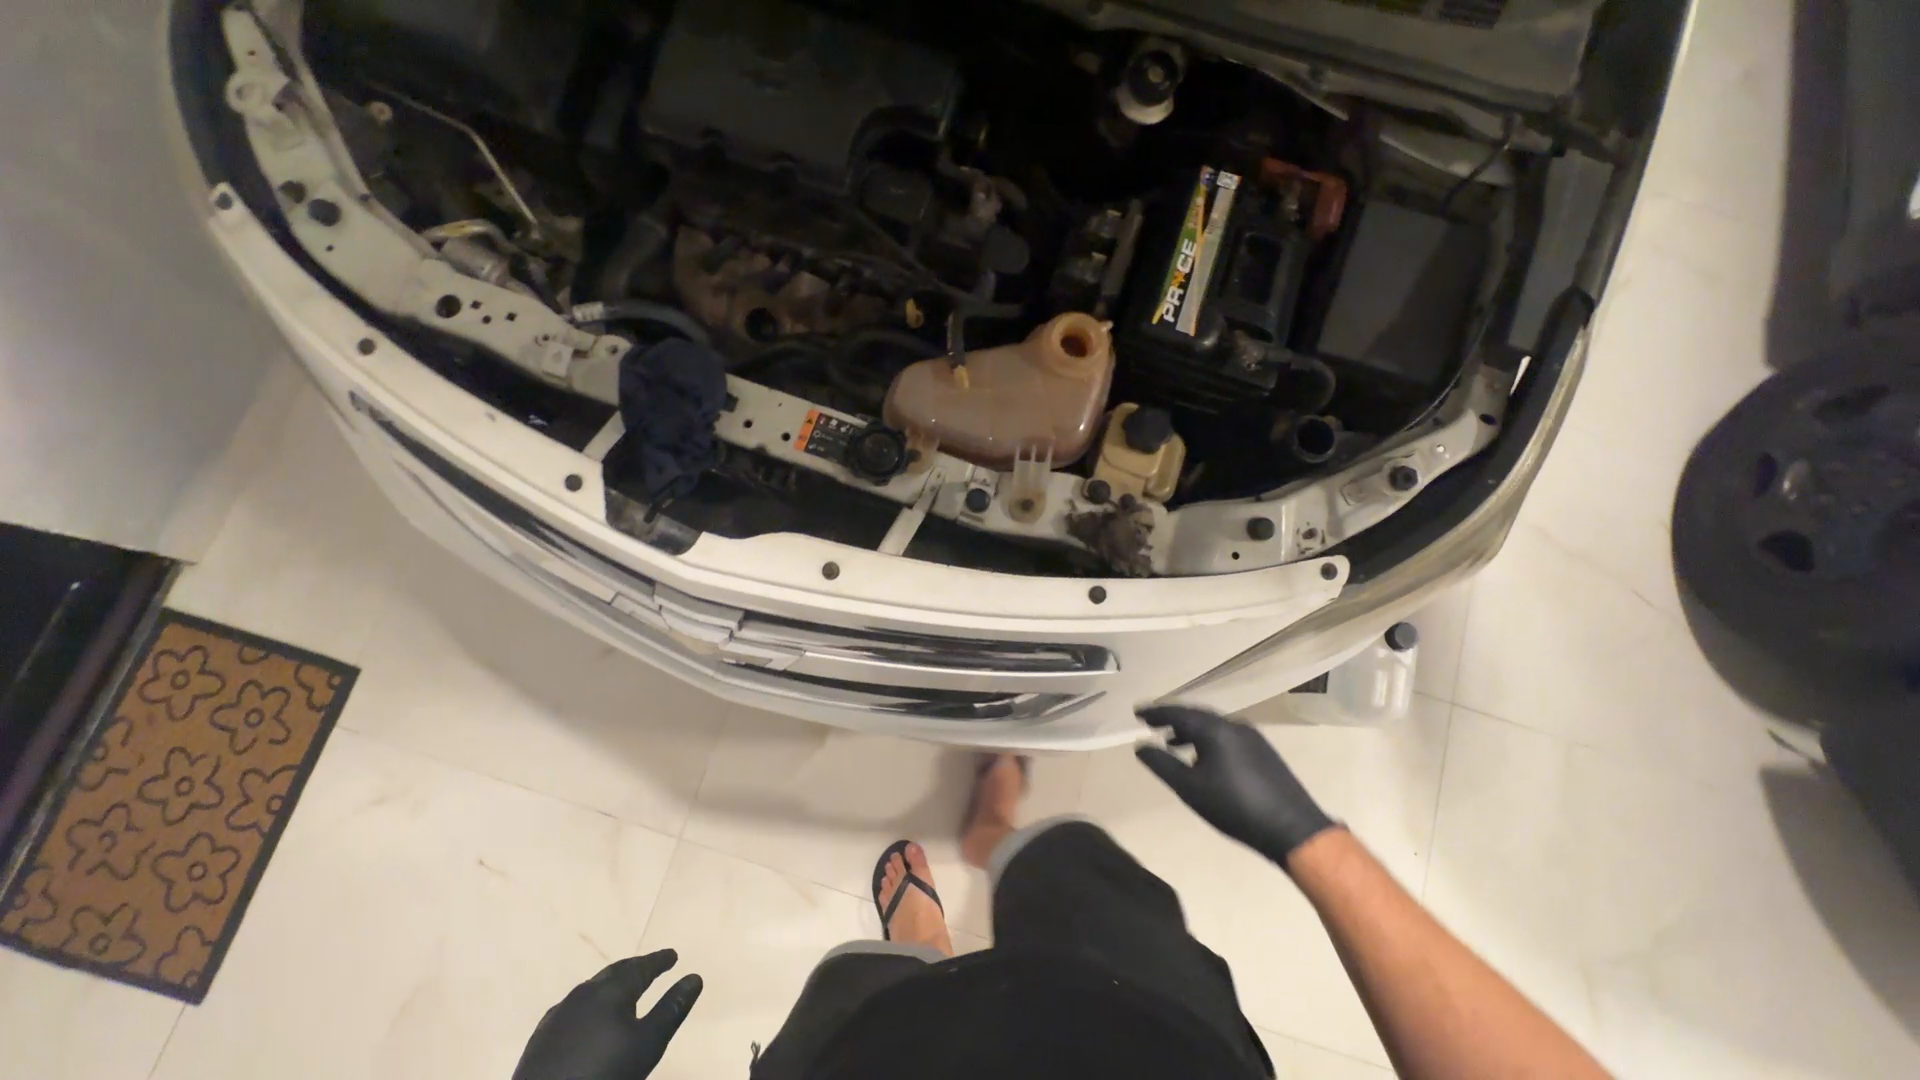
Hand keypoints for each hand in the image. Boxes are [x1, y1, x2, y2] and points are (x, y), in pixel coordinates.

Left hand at [513, 950, 702, 1079]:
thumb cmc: (604, 1074)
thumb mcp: (648, 1044)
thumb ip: (671, 1009)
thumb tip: (694, 978)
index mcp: (611, 992)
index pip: (640, 967)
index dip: (659, 961)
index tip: (673, 955)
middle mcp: (583, 995)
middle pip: (613, 973)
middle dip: (634, 968)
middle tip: (650, 967)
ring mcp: (558, 1016)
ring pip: (590, 990)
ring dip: (610, 985)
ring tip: (622, 991)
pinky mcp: (541, 1039)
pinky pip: (573, 1009)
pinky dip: (590, 1006)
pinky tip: (587, 1021)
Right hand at [1135, 705, 1335, 867]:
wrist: (1292, 828)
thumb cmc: (1234, 807)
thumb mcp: (1190, 788)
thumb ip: (1161, 764)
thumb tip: (1139, 746)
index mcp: (1215, 729)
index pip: (1178, 712)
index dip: (1155, 712)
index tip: (1137, 712)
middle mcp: (1234, 725)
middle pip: (1197, 715)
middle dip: (1173, 719)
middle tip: (1151, 724)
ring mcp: (1253, 737)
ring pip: (1214, 726)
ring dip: (1190, 731)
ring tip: (1172, 743)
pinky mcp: (1264, 752)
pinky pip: (1227, 736)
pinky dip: (1208, 740)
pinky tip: (1203, 758)